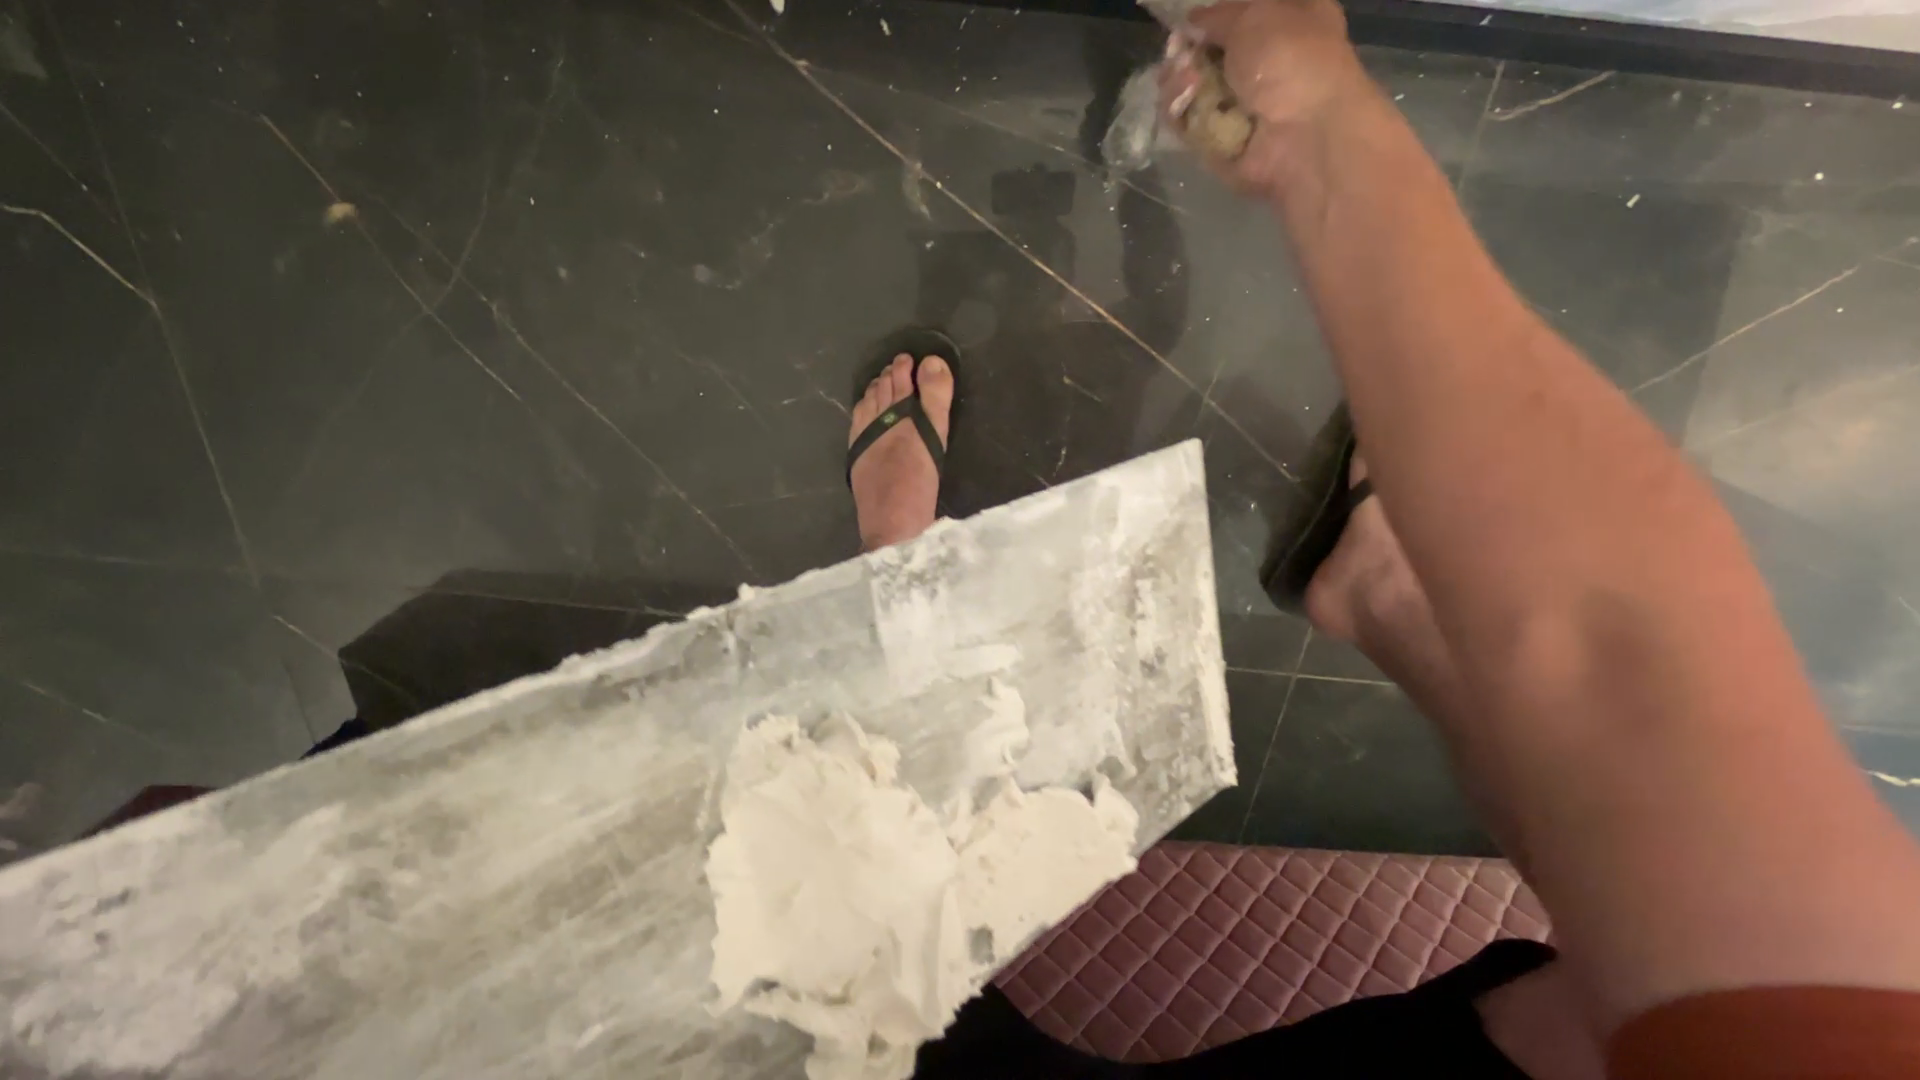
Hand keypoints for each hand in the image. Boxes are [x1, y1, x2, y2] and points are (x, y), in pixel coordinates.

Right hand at [1160, 0, 1377, 197]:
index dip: (1214, 17)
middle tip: (1177, 50)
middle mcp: (1268, 64)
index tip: (1190, 21)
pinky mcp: (1220, 141)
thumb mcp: (1255, 14)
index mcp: (1292, 21)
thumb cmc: (1290, 59)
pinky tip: (1182, 99)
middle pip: (1211, 53)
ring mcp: (1242, 107)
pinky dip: (1179, 110)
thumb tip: (1192, 21)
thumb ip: (1218, 16)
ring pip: (1194, 88)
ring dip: (1179, 80)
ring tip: (1185, 77)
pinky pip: (1188, 122)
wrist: (1301, 134)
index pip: (1244, 14)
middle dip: (1187, 50)